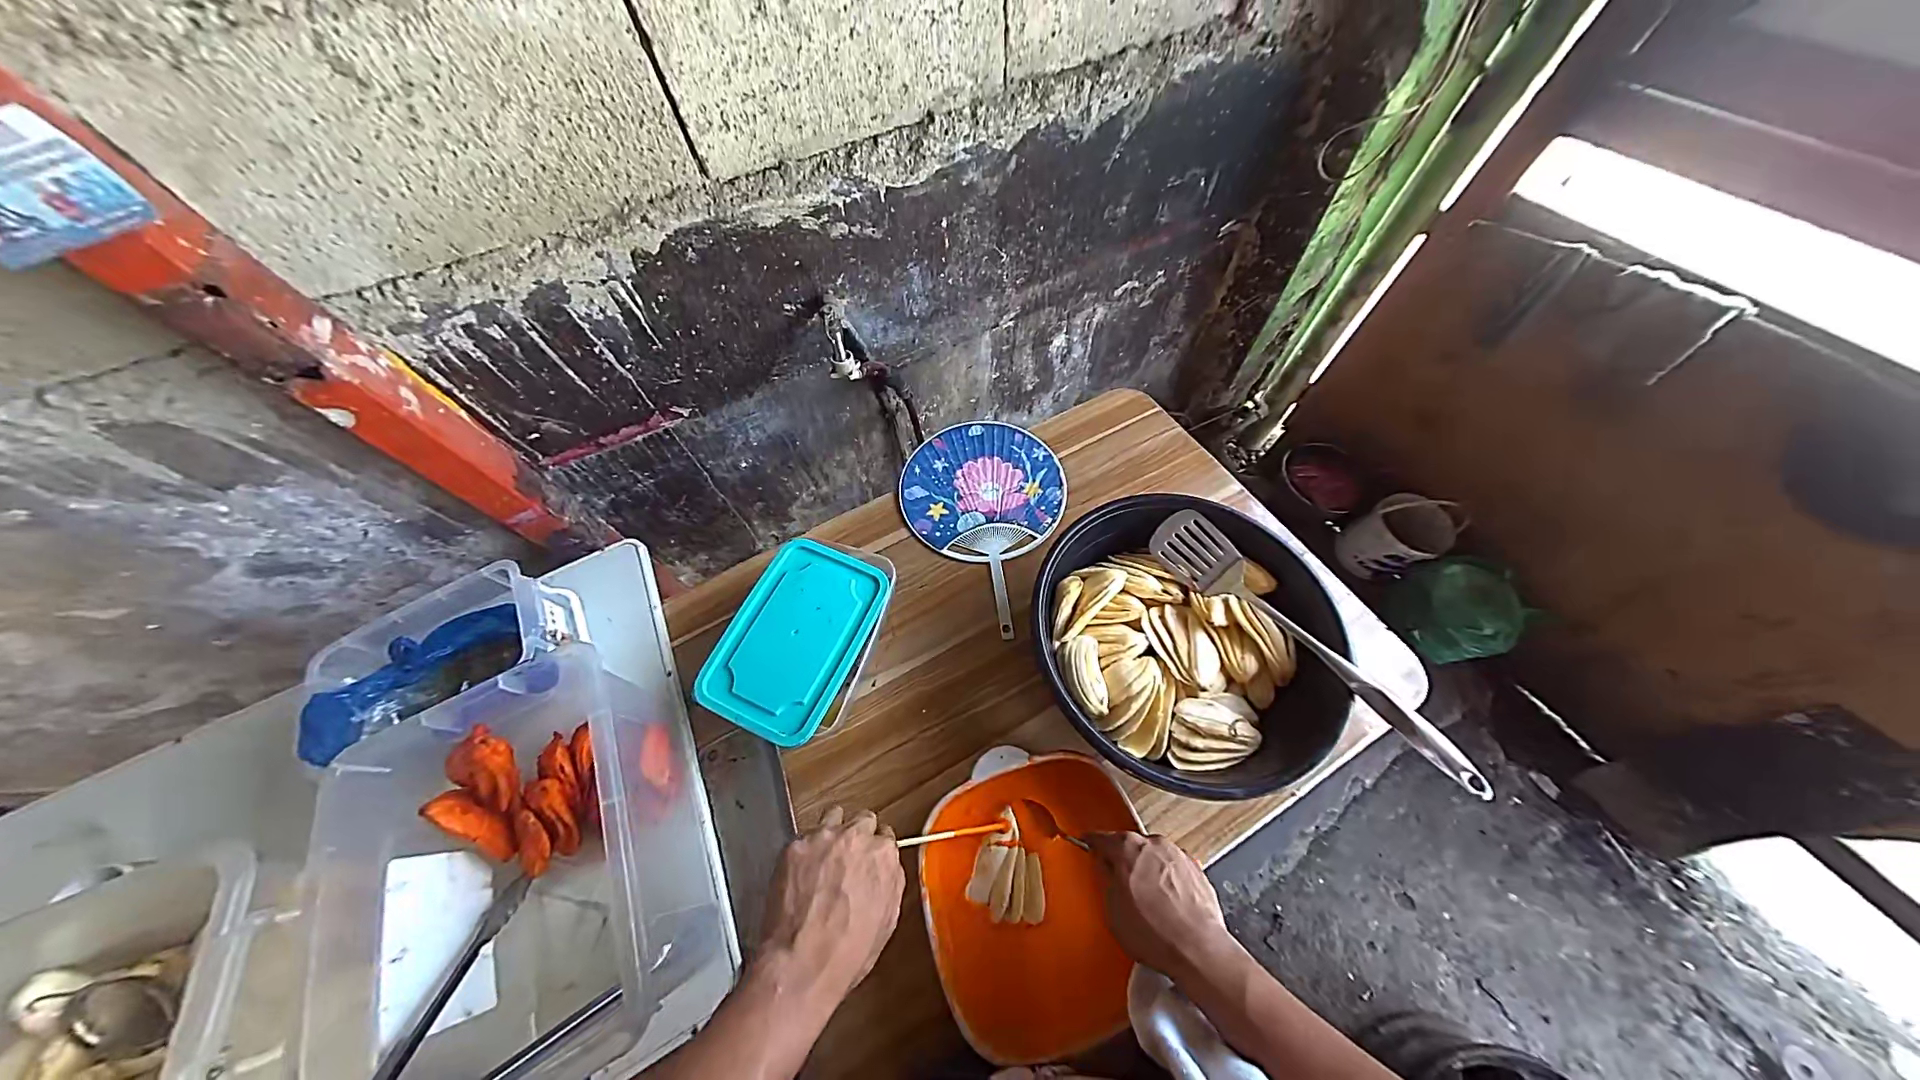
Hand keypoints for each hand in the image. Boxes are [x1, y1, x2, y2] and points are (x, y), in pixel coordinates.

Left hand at [759, 805, 905, 1000]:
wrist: (802, 964)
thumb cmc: (845, 953)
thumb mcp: (887, 920)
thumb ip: (890, 882)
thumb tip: (885, 872)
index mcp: (883, 856)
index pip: (885, 836)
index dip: (875, 850)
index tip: (868, 859)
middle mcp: (856, 838)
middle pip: (862, 820)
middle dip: (856, 836)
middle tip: (847, 858)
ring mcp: (823, 838)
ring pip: (832, 817)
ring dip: (832, 832)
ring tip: (824, 856)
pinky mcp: (795, 846)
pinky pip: (804, 838)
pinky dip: (804, 851)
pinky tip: (801, 873)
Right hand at [1086, 831, 1234, 979]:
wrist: (1198, 950)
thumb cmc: (1156, 933)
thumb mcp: (1112, 909)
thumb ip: (1105, 879)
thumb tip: (1106, 871)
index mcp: (1127, 848)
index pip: (1102, 838)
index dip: (1092, 843)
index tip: (1089, 844)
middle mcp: (1154, 844)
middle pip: (1131, 846)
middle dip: (1124, 862)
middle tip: (1120, 885)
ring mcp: (1178, 856)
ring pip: (1154, 857)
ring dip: (1149, 872)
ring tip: (1148, 903)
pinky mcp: (1197, 871)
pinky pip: (1174, 871)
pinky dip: (1169, 882)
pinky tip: (1167, 907)